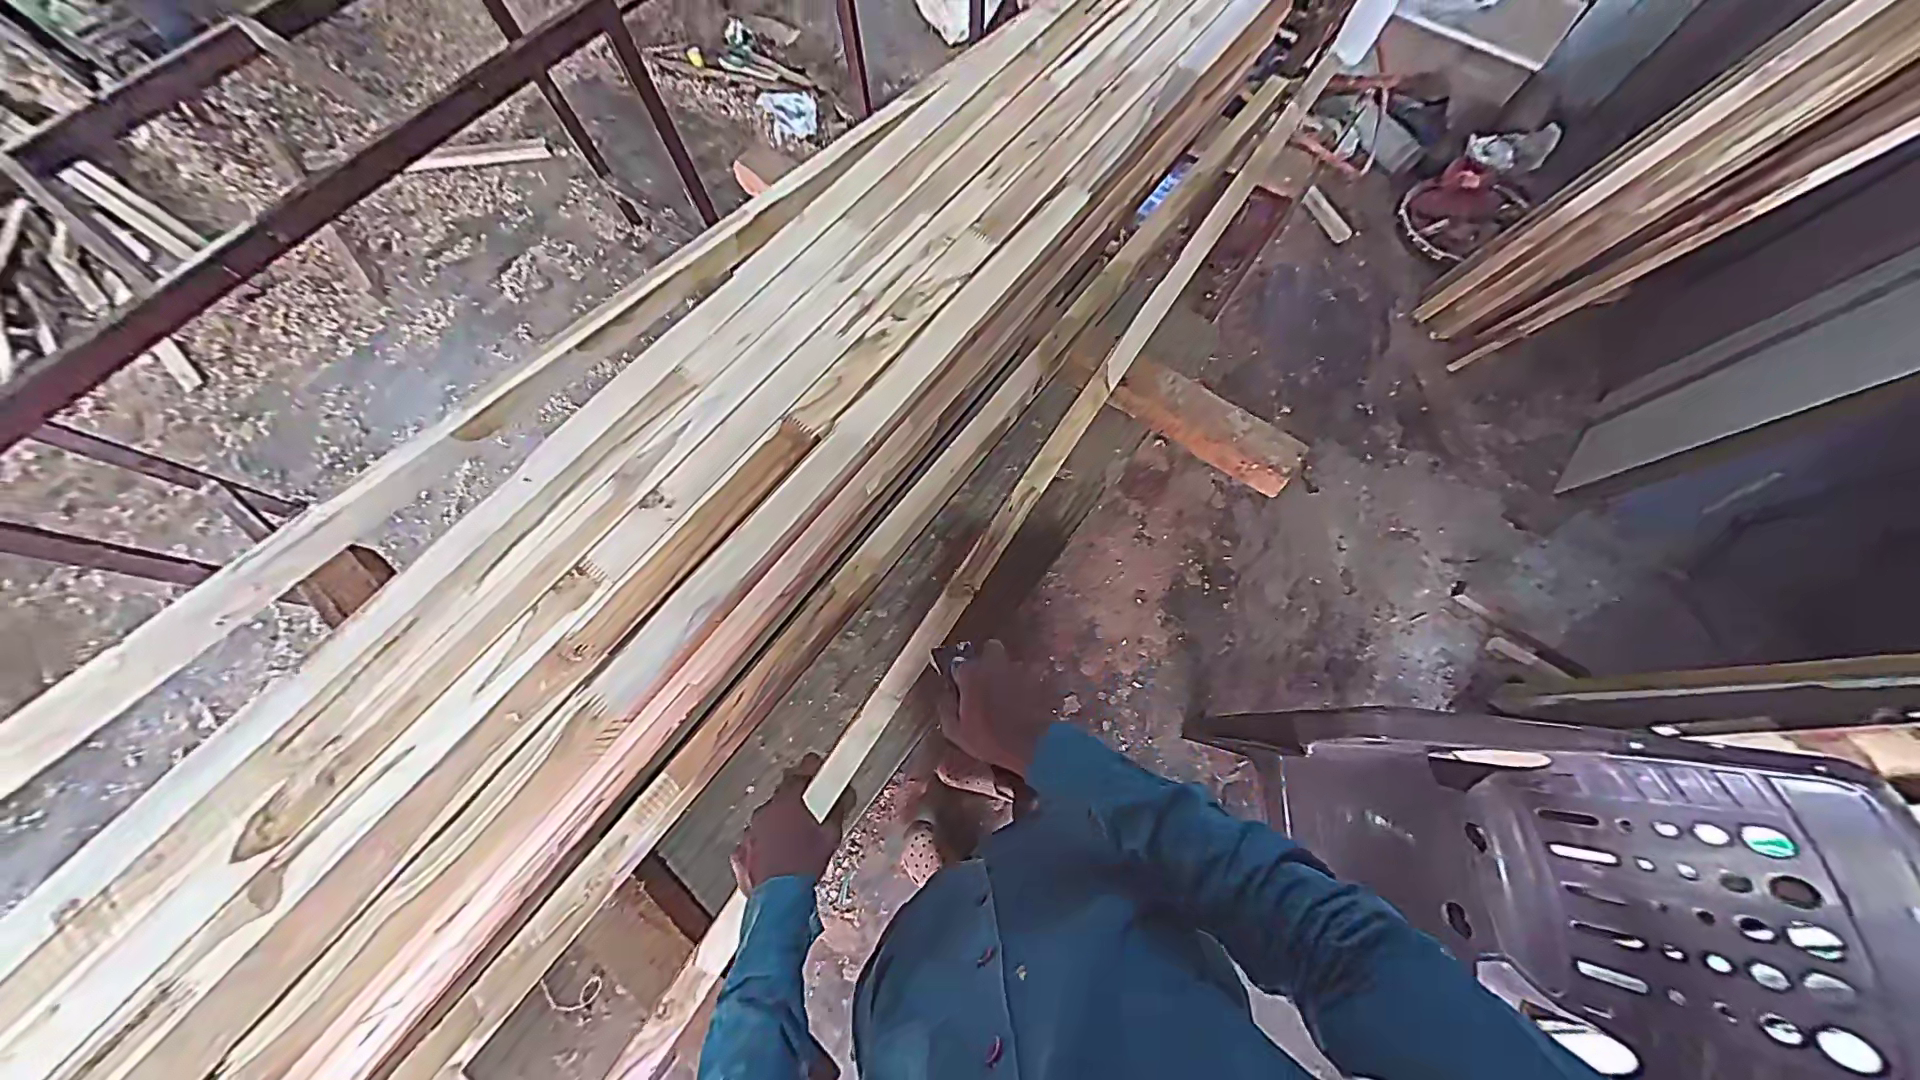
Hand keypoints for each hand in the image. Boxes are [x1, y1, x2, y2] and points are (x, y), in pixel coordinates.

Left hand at [731, 754, 851, 891]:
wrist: (780, 902)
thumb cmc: (806, 866)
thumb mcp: (831, 834)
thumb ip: (838, 808)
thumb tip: (845, 795)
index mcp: (787, 801)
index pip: (800, 772)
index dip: (811, 767)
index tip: (816, 765)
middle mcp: (765, 812)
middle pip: (782, 794)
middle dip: (796, 797)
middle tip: (810, 806)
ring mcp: (750, 833)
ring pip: (766, 819)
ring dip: (779, 822)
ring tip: (794, 838)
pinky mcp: (740, 854)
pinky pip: (754, 841)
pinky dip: (763, 845)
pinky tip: (777, 855)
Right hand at [941, 640, 1050, 776]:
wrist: (1037, 747)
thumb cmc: (992, 741)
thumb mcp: (956, 732)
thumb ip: (946, 707)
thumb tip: (947, 694)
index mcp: (971, 673)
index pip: (958, 664)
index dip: (960, 677)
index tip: (962, 690)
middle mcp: (995, 662)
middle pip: (989, 650)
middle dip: (988, 663)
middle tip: (988, 685)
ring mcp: (1020, 667)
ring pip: (1011, 662)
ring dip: (1009, 675)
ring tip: (1012, 700)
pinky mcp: (1041, 676)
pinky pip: (1032, 674)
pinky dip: (1029, 684)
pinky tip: (1029, 703)